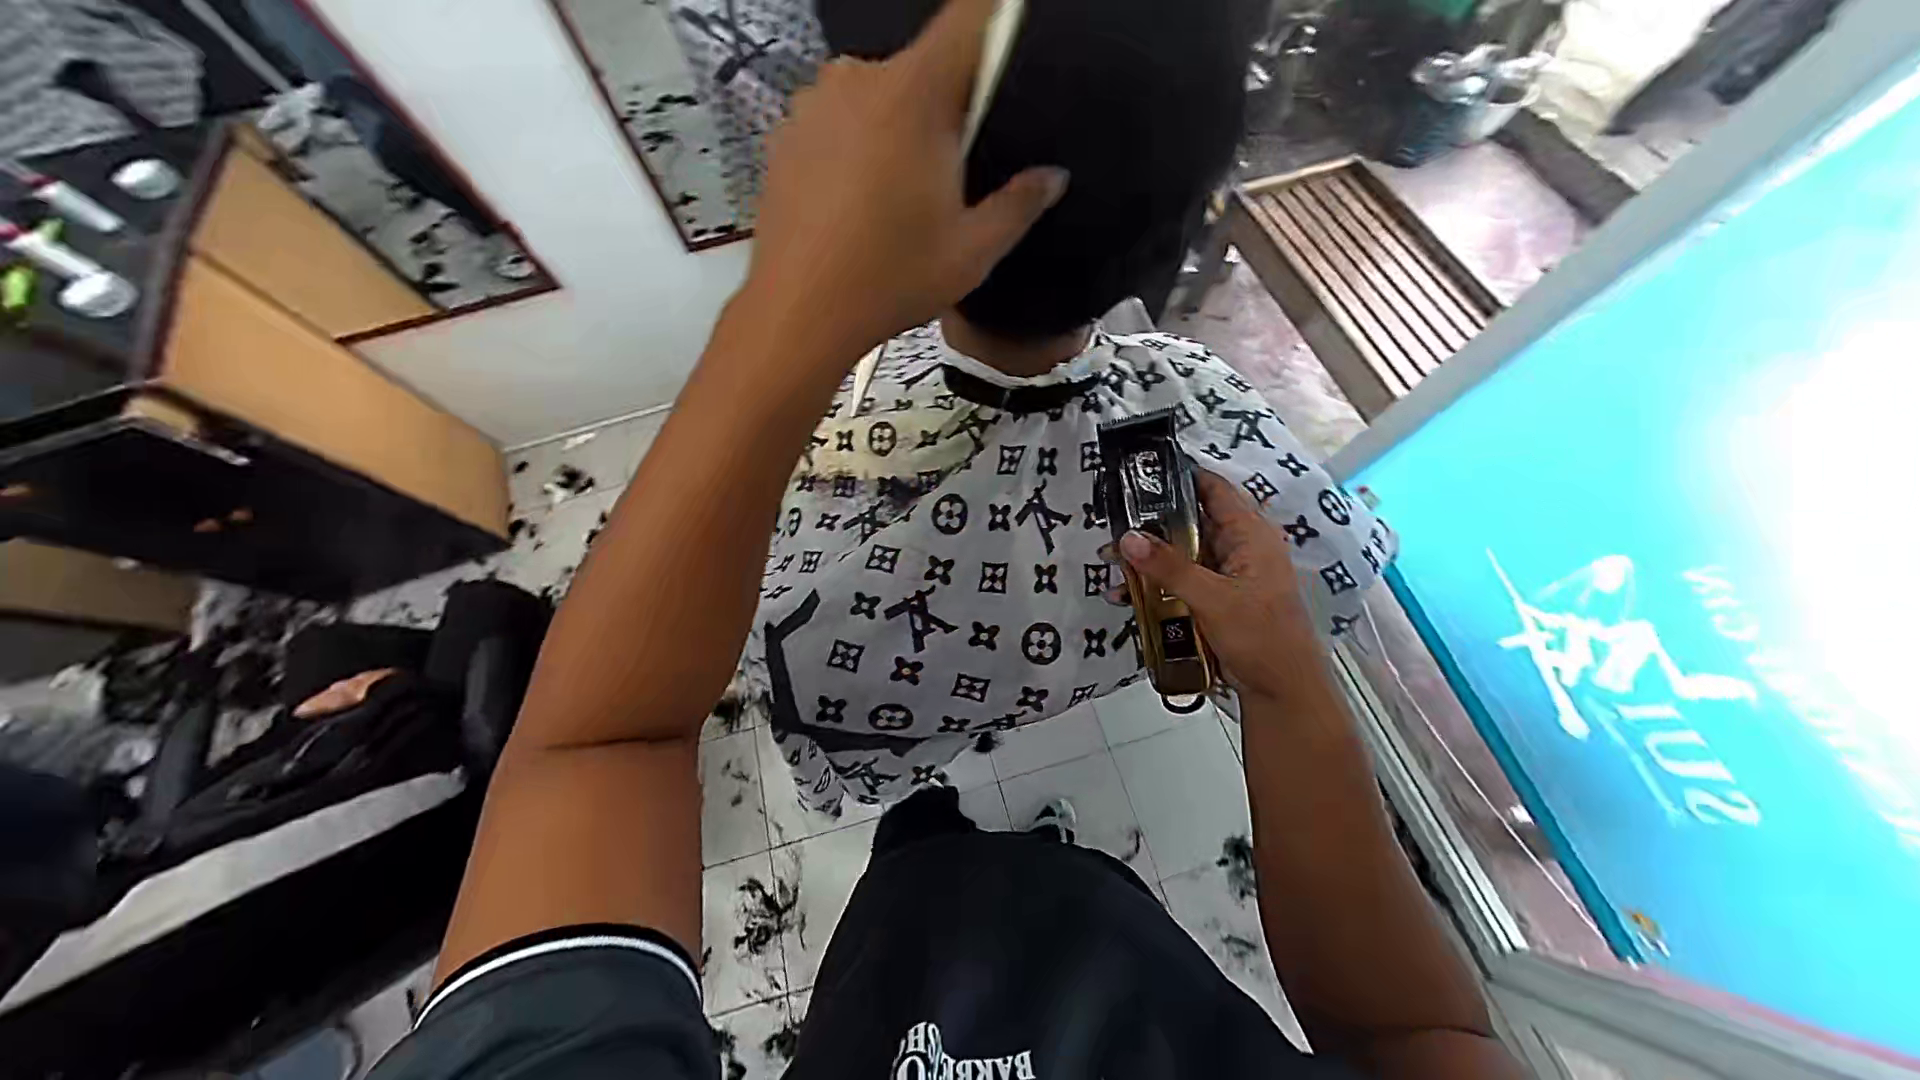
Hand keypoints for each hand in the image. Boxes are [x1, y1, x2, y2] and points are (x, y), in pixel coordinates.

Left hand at [743, 0, 1068, 356]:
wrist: (799, 313)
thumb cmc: (888, 282)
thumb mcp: (971, 252)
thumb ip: (1019, 205)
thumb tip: (1051, 178)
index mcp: (915, 96)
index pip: (971, 20)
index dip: (997, 27)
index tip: (1007, 53)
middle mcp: (858, 80)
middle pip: (922, 68)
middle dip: (945, 110)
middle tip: (949, 177)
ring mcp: (814, 105)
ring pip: (878, 97)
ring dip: (897, 132)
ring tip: (897, 201)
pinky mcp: (786, 134)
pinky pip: (838, 123)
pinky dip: (855, 149)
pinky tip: (857, 205)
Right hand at [1118, 471, 1325, 702]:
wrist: (1282, 691)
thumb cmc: (1260, 637)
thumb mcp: (1212, 598)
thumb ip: (1169, 567)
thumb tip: (1127, 537)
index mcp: (1251, 535)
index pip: (1215, 490)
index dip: (1181, 476)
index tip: (1142, 473)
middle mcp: (1240, 548)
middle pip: (1191, 522)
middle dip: (1153, 524)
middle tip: (1114, 526)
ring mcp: (1227, 575)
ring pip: (1182, 554)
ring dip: (1149, 559)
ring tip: (1112, 563)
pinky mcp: (1216, 599)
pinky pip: (1181, 582)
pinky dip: (1156, 584)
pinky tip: (1127, 594)